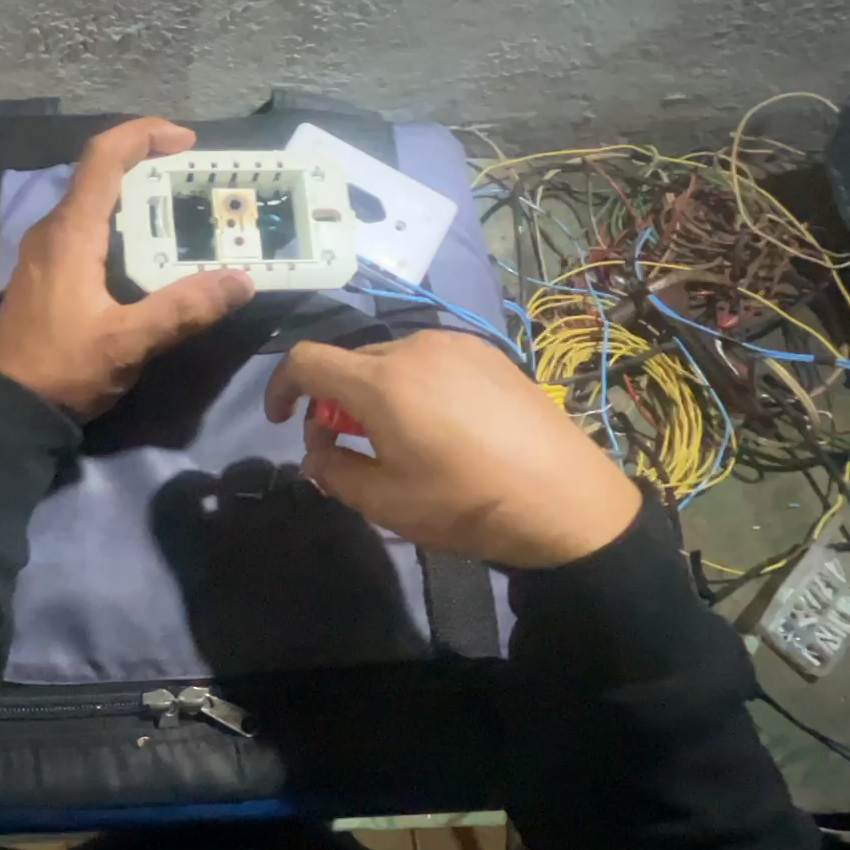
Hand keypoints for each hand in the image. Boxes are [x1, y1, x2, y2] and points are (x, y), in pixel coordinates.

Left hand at [0, 118, 255, 418]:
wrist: (10, 410)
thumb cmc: (65, 370)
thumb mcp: (129, 342)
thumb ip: (183, 309)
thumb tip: (241, 281)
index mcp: (69, 234)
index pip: (103, 156)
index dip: (144, 135)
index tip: (186, 143)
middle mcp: (50, 232)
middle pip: (100, 178)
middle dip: (149, 172)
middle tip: (195, 190)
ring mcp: (41, 255)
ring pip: (91, 208)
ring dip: (135, 206)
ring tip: (179, 223)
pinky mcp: (41, 277)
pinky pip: (82, 235)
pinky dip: (118, 232)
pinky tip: (144, 261)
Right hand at [263, 331, 642, 567]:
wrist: (568, 503)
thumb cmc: (465, 504)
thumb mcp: (384, 501)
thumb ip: (332, 472)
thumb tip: (316, 456)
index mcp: (381, 382)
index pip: (305, 360)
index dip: (280, 387)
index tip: (281, 420)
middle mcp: (414, 348)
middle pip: (346, 362)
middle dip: (328, 401)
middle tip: (342, 446)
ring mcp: (456, 346)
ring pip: (386, 360)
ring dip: (369, 393)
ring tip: (393, 437)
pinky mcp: (488, 354)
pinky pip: (426, 359)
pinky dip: (408, 385)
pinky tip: (436, 424)